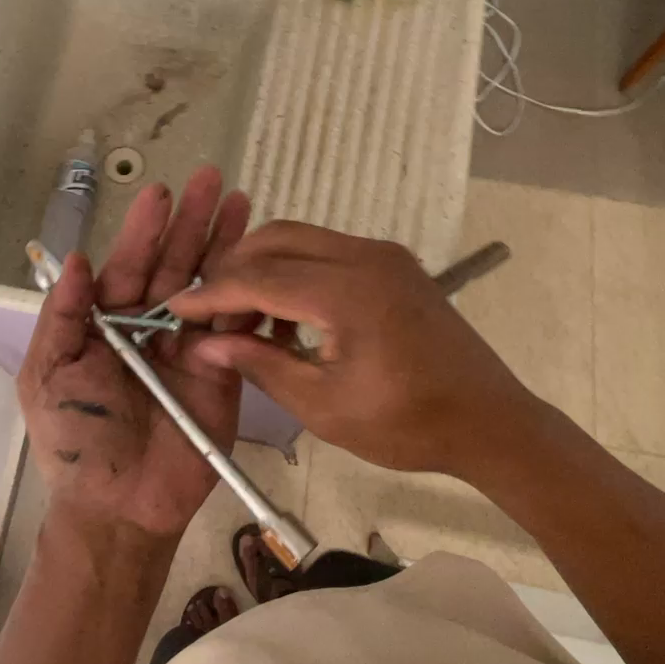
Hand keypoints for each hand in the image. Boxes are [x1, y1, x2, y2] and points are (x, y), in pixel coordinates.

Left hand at [17, 166, 250, 541]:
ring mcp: (189, 349)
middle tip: (210, 180)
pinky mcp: (222, 373)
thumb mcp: (48, 376)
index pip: (129, 267)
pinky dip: (249, 297)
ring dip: (225, 247)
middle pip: (174, 267)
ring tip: (241, 205)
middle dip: (191, 224)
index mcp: (107, 326)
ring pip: (209, 288)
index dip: (143, 231)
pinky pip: (237, 330)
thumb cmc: (77, 441)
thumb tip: (75, 259)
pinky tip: (263, 262)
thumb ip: (62, 318)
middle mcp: (150, 329)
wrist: (120, 506)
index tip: (159, 193)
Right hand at [168, 222, 535, 478]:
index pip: (260, 276)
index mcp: (349, 291)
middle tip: (208, 314)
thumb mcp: (324, 406)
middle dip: (233, 270)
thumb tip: (204, 345)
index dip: (211, 293)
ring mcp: (384, 255)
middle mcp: (366, 256)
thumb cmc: (408, 424)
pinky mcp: (393, 264)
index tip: (174, 309)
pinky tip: (286, 315)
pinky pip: (327, 251)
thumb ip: (261, 364)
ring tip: (243, 318)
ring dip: (263, 268)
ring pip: (301, 239)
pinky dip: (294, 272)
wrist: (491, 421)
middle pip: (277, 239)